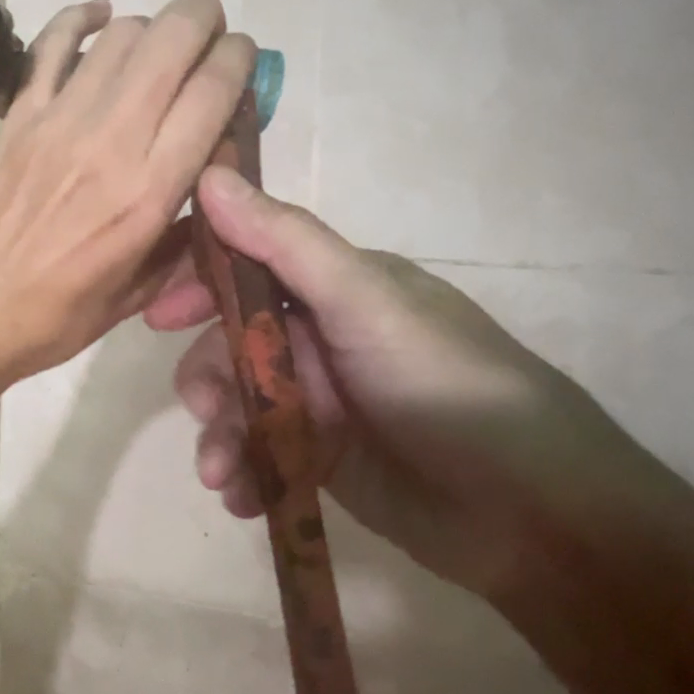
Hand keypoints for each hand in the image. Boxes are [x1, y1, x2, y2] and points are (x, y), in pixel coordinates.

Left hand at [0, 0, 258, 384]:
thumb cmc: (56, 316)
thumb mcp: (141, 291)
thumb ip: (185, 231)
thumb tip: (210, 176)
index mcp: (151, 190)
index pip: (213, 90)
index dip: (239, 58)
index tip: (240, 60)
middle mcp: (111, 140)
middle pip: (172, 39)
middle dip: (204, 20)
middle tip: (207, 35)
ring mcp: (58, 122)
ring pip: (120, 35)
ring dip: (149, 28)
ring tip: (152, 49)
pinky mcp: (16, 117)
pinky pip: (50, 45)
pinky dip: (79, 18)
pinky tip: (97, 16)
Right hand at [146, 168, 657, 597]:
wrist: (536, 517)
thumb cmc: (448, 388)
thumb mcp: (366, 304)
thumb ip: (284, 243)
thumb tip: (208, 175)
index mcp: (337, 287)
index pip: (247, 264)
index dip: (196, 283)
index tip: (156, 315)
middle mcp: (323, 337)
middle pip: (231, 343)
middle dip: (206, 378)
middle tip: (200, 409)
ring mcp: (320, 401)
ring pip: (238, 404)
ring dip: (219, 437)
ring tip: (222, 475)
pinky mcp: (321, 458)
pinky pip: (257, 455)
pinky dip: (243, 473)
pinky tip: (243, 499)